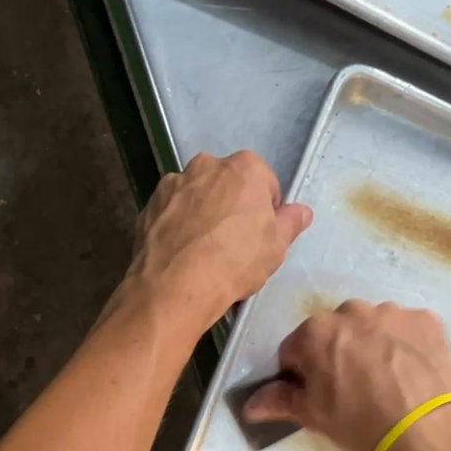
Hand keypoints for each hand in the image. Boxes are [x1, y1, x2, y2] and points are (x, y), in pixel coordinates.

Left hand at [116, 151, 312, 333]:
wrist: (177, 285)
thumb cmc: (236, 261)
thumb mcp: (276, 247)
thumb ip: (290, 223)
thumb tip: (302, 211)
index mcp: (244, 167)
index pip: (264, 184)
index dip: (265, 212)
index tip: (259, 237)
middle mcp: (206, 165)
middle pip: (226, 186)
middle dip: (230, 208)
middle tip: (232, 246)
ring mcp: (173, 184)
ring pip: (195, 198)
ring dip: (201, 216)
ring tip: (202, 254)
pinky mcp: (148, 207)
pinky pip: (170, 215)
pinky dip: (175, 229)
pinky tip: (180, 256)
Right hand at [243, 301, 450, 450]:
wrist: (423, 435)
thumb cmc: (359, 425)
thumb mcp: (313, 416)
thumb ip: (279, 401)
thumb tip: (250, 405)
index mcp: (315, 332)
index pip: (294, 349)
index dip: (300, 373)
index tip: (315, 393)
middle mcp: (351, 311)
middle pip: (333, 331)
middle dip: (336, 352)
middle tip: (350, 388)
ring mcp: (392, 312)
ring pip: (370, 325)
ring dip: (370, 344)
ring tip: (383, 380)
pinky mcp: (426, 320)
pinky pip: (405, 328)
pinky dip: (403, 344)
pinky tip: (407, 372)